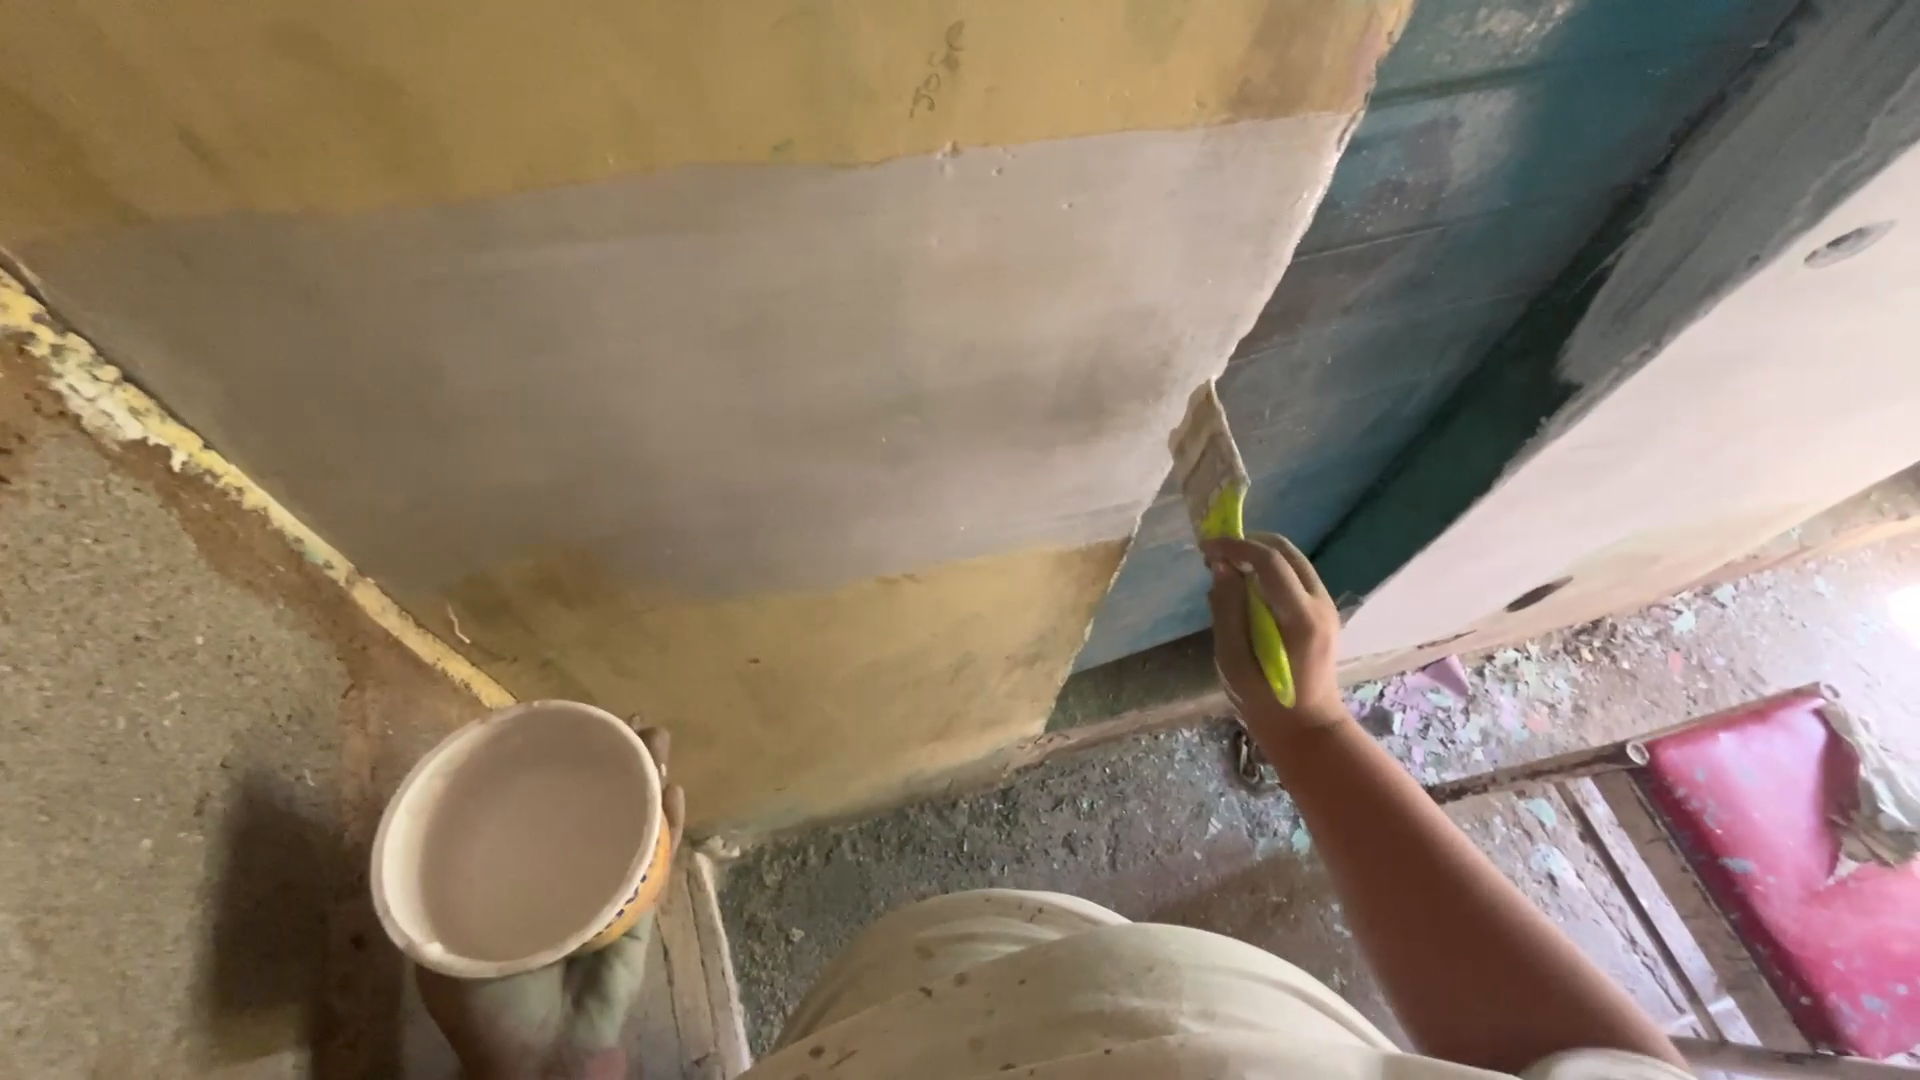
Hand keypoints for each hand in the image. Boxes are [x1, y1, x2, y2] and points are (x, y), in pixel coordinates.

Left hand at [415, 726, 686, 1079]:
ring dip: (652, 779)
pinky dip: (672, 824)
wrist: (546, 1056)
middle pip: (600, 803)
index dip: (565, 765)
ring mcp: (612, 886)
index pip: (546, 808)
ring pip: (636, 820)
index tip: (577, 729)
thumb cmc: (490, 1006)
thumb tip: (438, 822)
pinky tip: (676, 794)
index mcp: (524, 875)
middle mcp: (570, 870)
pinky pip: (662, 858)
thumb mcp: (447, 945)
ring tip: (659, 742)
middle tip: (635, 726)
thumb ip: (445, 893)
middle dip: (621, 760)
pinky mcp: (644, 906)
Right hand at [1202, 534, 1346, 732]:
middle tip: (1214, 557)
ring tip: (1225, 571)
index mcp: (1300, 617)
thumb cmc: (1265, 702)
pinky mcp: (1321, 613)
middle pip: (1286, 551)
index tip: (1205, 548)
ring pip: (1292, 560)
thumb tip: (1221, 568)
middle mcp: (1320, 603)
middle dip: (1247, 544)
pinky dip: (1267, 571)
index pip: (1270, 561)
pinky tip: (1244, 589)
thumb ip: (1227, 611)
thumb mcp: (1233, 661)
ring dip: (1257, 556)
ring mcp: (1325, 606)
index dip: (1235, 546)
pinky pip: (1294, 576)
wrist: (1307, 728)